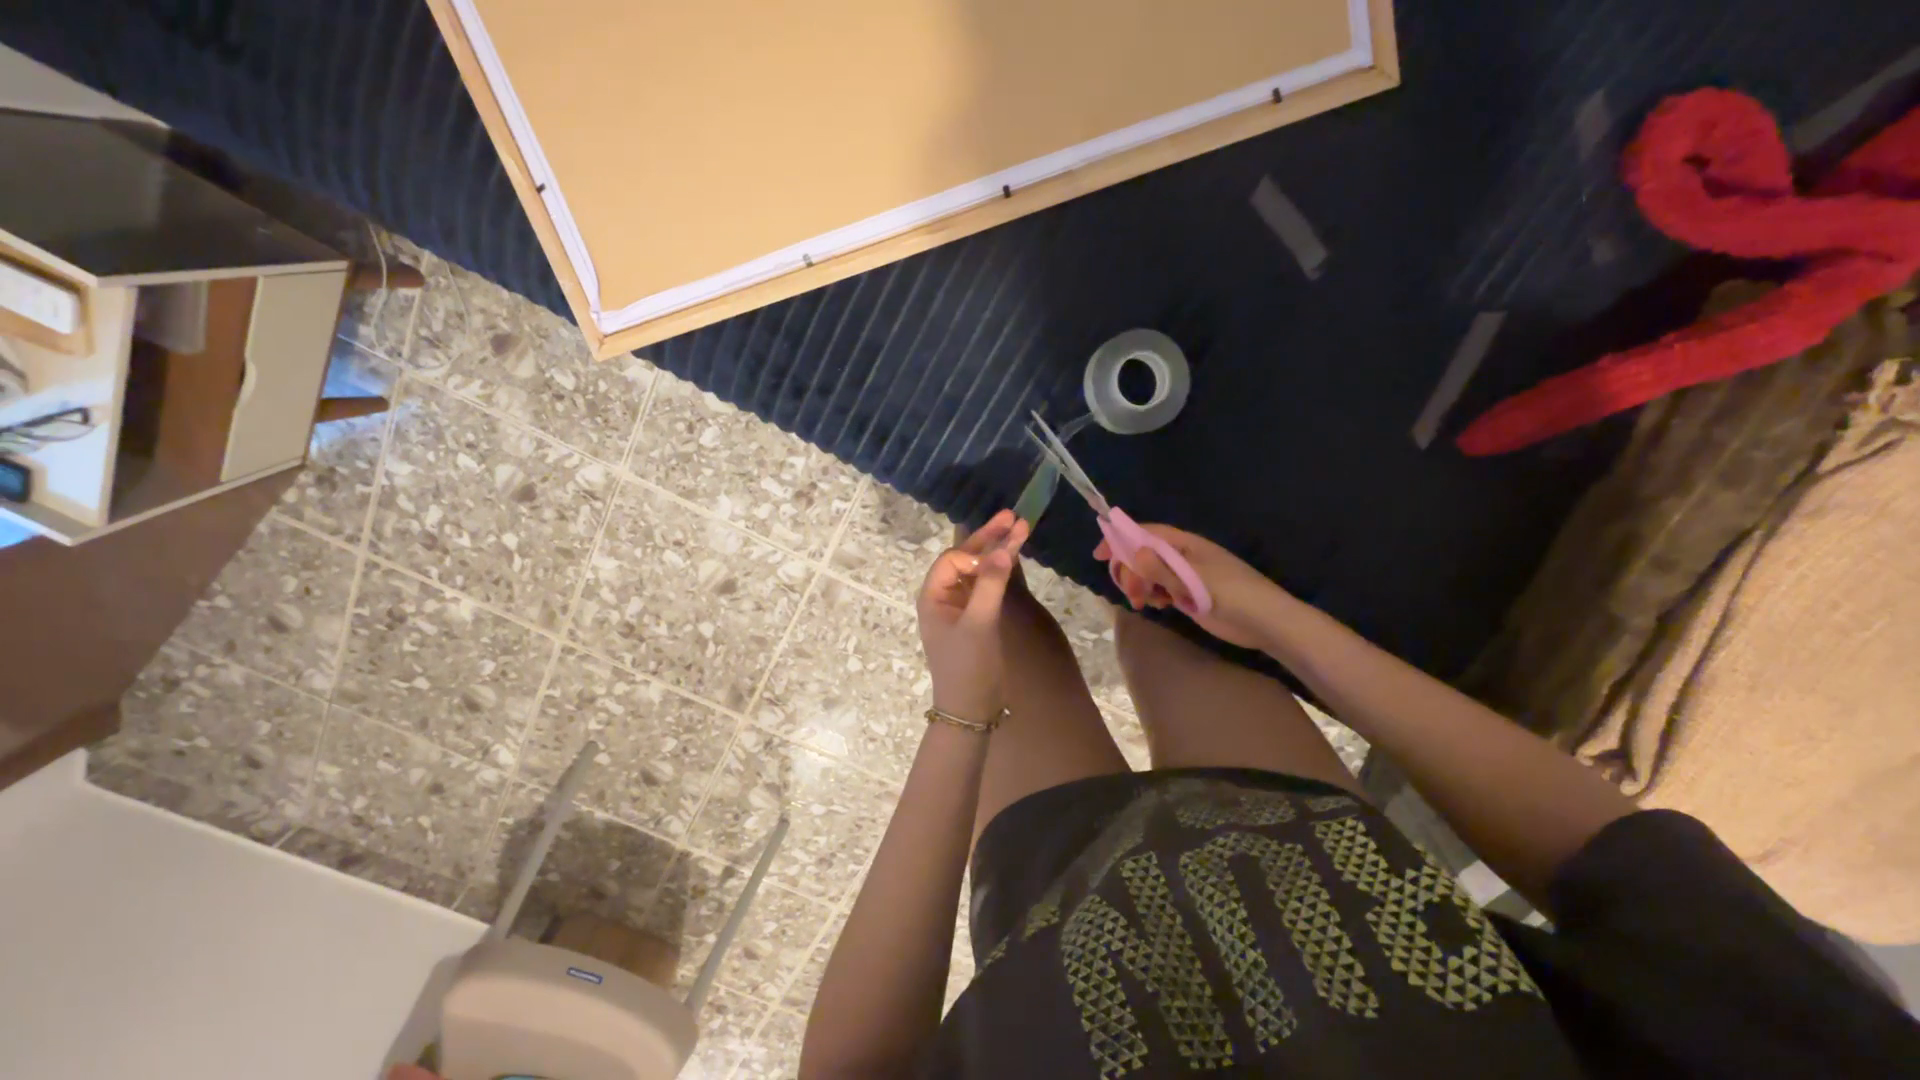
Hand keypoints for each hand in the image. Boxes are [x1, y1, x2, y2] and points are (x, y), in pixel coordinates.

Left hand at [917, 509, 1029, 718]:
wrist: (971, 710)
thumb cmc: (968, 666)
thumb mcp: (979, 624)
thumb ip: (990, 585)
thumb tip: (1002, 548)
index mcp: (933, 597)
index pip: (953, 560)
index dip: (976, 553)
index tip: (1000, 556)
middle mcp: (944, 598)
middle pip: (966, 560)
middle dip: (989, 539)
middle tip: (1014, 516)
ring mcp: (961, 609)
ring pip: (979, 571)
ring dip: (998, 552)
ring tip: (1021, 529)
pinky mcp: (977, 619)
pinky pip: (987, 587)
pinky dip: (1001, 572)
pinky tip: (1015, 558)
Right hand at [1098, 524, 1284, 648]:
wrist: (1266, 622)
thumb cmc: (1233, 594)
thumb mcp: (1196, 581)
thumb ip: (1163, 569)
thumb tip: (1134, 551)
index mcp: (1186, 545)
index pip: (1146, 533)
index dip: (1120, 539)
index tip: (1099, 554)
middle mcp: (1184, 557)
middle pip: (1144, 554)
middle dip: (1129, 569)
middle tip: (1130, 591)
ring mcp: (1187, 577)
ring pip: (1151, 574)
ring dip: (1139, 585)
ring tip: (1142, 602)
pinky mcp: (1190, 596)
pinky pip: (1162, 589)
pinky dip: (1153, 595)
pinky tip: (1156, 606)